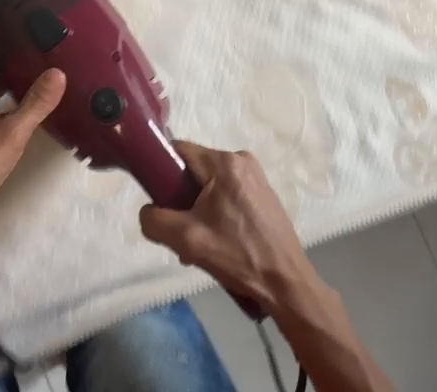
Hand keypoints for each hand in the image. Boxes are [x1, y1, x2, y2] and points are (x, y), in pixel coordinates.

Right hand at [138, 141, 314, 311]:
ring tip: (201, 244)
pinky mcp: (263, 194)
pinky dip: (216, 214)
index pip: (178, 150)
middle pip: (193, 171)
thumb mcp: (186, 240)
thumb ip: (153, 220)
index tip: (159, 200)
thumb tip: (149, 212)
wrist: (287, 286)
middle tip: (181, 231)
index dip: (161, 171)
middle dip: (181, 200)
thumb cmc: (239, 257)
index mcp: (224, 163)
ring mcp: (256, 177)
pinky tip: (219, 243)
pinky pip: (226, 195)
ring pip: (208, 185)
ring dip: (197, 212)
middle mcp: (242, 160)